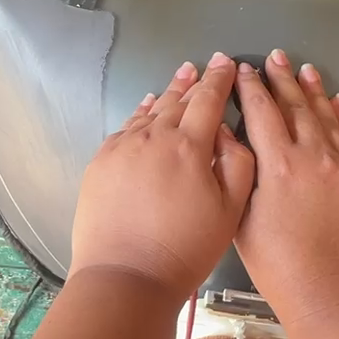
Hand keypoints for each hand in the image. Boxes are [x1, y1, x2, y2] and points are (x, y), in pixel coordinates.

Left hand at [68, 53, 255, 301]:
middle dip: (194, 82)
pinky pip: (125, 127)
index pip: (208, 100)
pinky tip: (145, 107)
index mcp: (190, 146)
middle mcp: (154, 137)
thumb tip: (227, 132)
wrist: (126, 275)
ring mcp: (123, 147)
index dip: (219, 80)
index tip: (226, 63)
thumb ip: (237, 164)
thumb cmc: (186, 248)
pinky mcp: (101, 162)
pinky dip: (139, 113)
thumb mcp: (230, 211)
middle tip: (204, 68)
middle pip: (177, 100)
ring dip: (167, 93)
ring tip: (180, 78)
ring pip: (150, 111)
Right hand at [234, 49, 338, 322]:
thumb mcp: (242, 222)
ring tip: (304, 68)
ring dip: (314, 90)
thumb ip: (238, 175)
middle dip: (282, 79)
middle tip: (275, 57)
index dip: (251, 88)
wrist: (336, 293)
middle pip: (296, 106)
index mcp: (278, 165)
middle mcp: (313, 154)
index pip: (262, 112)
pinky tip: (337, 100)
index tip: (244, 70)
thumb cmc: (279, 266)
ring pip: (327, 115)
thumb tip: (229, 137)